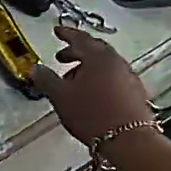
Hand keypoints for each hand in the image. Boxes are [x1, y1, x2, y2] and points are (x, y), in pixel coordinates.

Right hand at [31, 25, 157, 148]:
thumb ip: (46, 79)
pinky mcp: (135, 92)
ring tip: (73, 81)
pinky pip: (114, 78)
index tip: (57, 31)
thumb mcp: (61, 97)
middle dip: (77, 52)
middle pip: (95, 50)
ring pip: (105, 65)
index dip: (66, 34)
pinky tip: (92, 94)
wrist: (128, 140)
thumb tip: (35, 68)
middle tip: (62, 58)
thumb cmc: (92, 114)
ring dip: (88, 68)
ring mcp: (128, 76)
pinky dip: (100, 79)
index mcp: (97, 57)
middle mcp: (116, 62)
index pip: (80, 38)